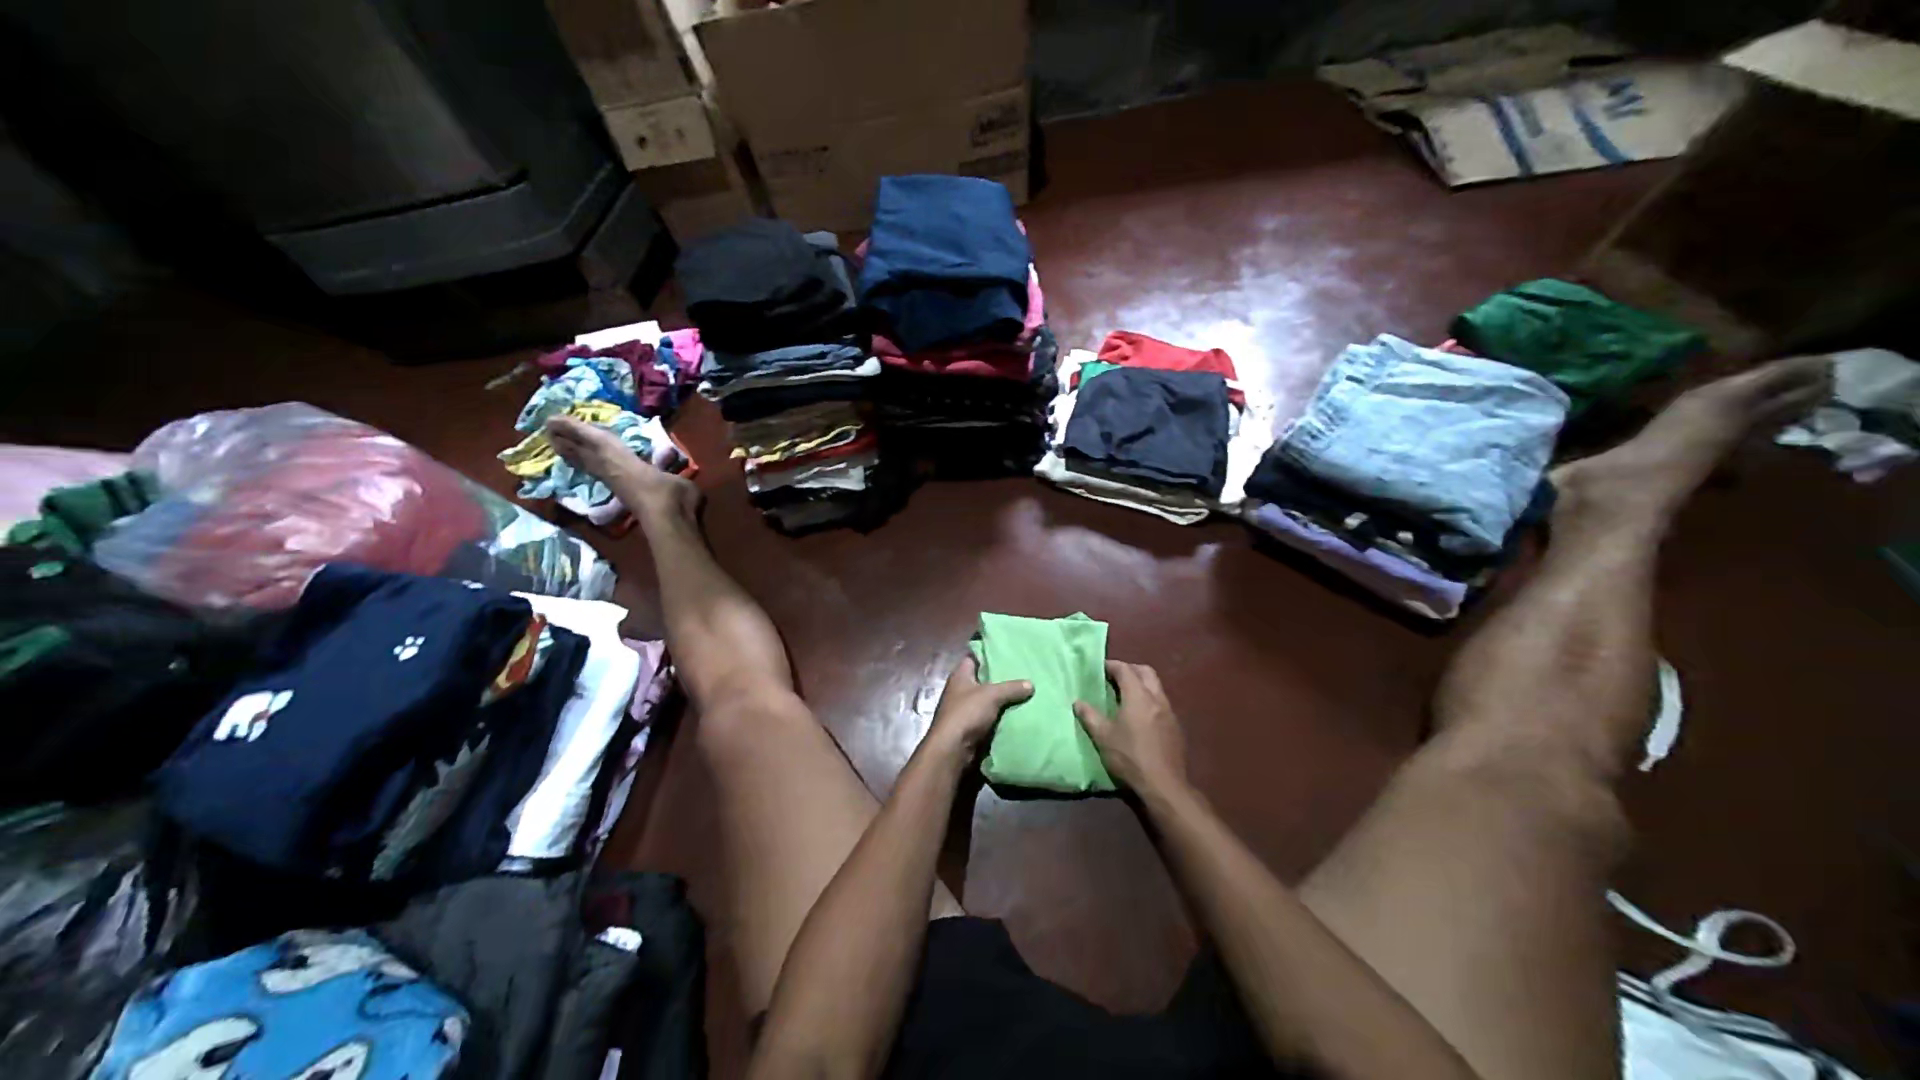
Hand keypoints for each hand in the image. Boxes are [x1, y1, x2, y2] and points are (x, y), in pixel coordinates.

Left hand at [927, 656, 1031, 756]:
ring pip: (989, 700)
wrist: (953, 750)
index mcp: (960, 676)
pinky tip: (1021, 712)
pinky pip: (992, 717)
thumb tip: (1030, 684)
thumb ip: (1011, 687)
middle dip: (1002, 678)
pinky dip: (1003, 716)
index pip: (973, 658)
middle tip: (1025, 672)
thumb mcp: (991, 695)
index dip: (988, 654)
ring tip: (1027, 691)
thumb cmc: (967, 713)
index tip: (1008, 652)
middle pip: (984, 680)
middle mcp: (961, 690)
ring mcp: (967, 710)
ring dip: (1004, 699)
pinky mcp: (973, 727)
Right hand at [1075, 661, 1186, 796]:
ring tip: (1126, 695)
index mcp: (1138, 696)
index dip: (1112, 665)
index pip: (1125, 670)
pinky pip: (1162, 703)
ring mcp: (1169, 712)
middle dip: (1130, 669)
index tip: (1100, 668)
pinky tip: (1141, 716)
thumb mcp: (1103, 737)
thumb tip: (1078, 702)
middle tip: (1114, 677)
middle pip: (1146, 672)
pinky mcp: (1176, 727)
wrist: (1163, 785)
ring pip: (1157, 687)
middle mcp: (1156, 698)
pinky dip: (1150, 700)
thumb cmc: (1129, 757)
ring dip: (1142, 684)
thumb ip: (1090, 716)